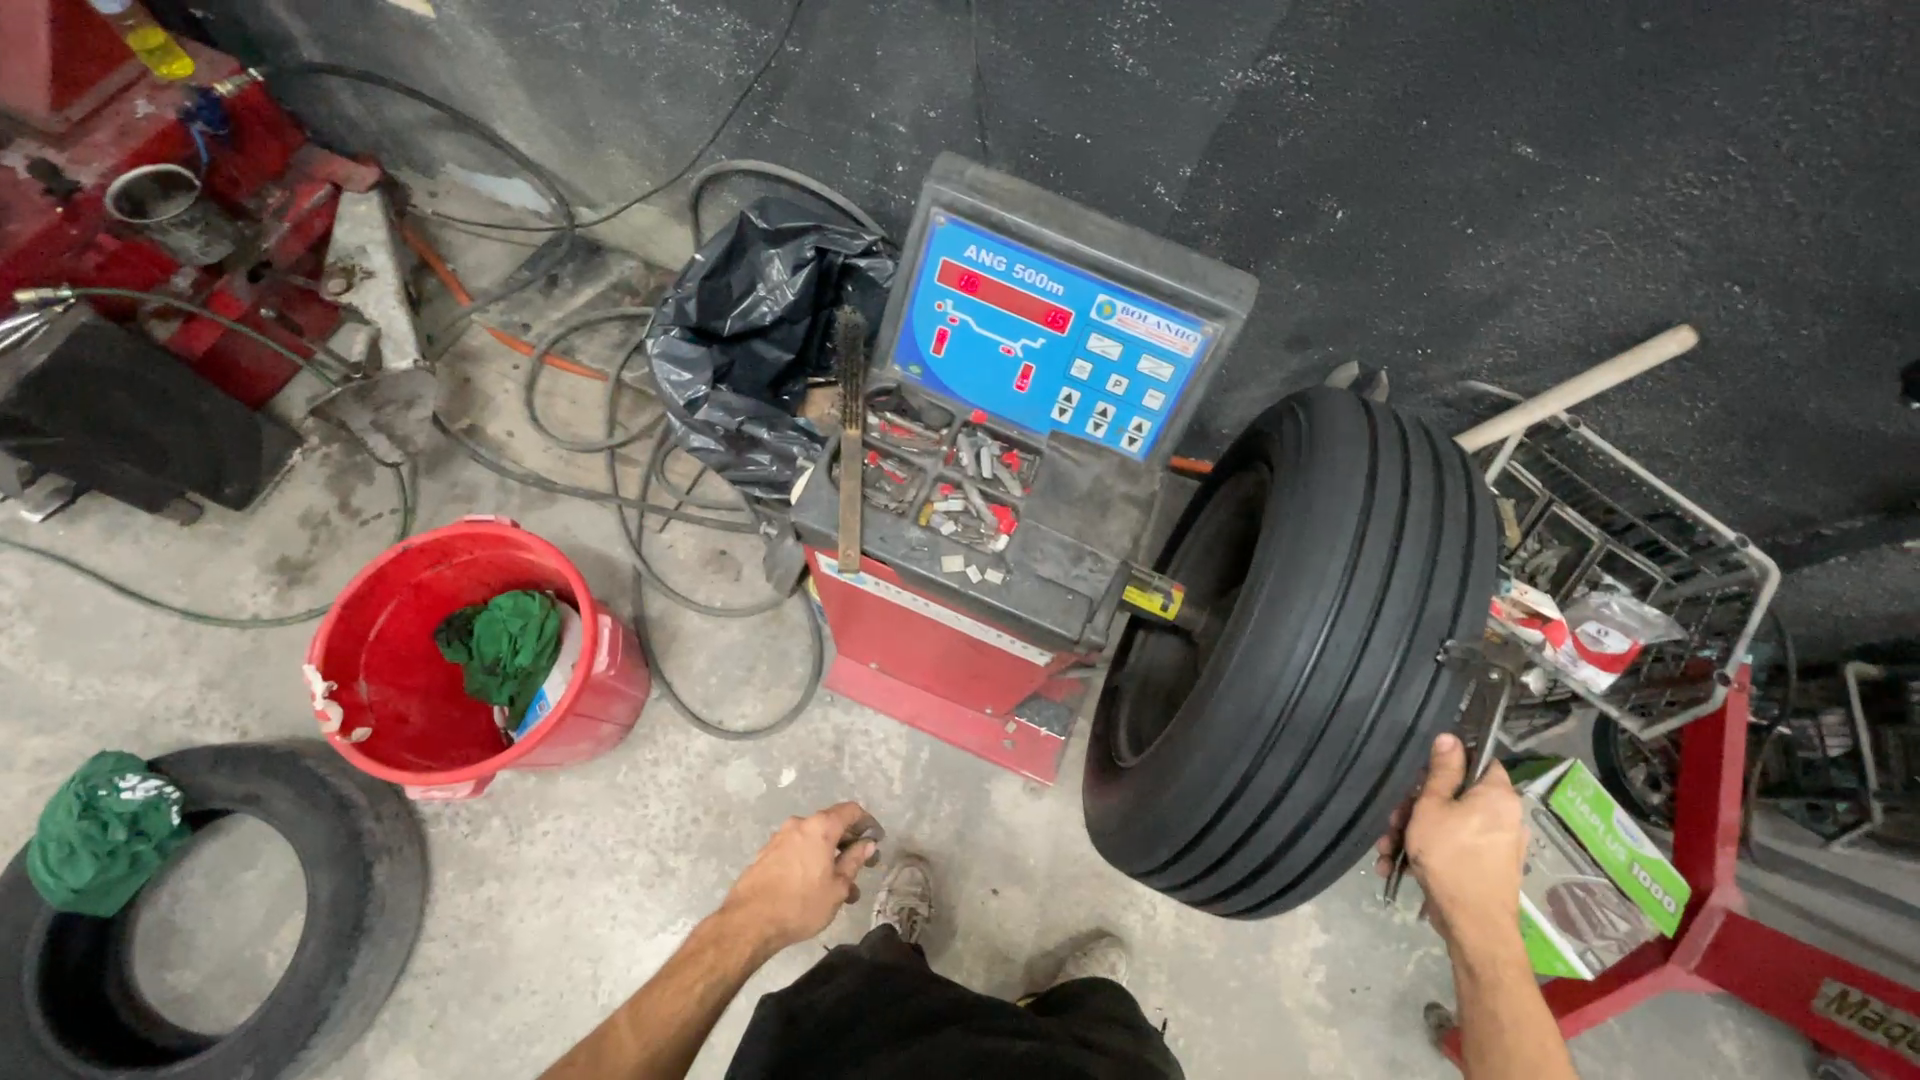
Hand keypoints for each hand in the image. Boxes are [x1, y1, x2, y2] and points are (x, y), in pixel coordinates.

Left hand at [720, 802, 879, 952]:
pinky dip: (809, 862)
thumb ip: (854, 861)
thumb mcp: (837, 887)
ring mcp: (779, 838)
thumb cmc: (801, 904)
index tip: (875, 840)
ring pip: (813, 842)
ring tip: (837, 889)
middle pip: (831, 825)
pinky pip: (796, 851)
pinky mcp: (766, 854)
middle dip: (848, 845)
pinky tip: (813, 888)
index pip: (850, 811)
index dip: (867, 822)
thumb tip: (866, 844)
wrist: (749, 922)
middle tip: (859, 868)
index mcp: (820, 827)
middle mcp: (799, 825)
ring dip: (828, 858)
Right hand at [1375, 733, 1526, 947]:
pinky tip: (1397, 865)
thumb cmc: (1450, 855)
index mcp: (1497, 796)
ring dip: (1412, 832)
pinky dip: (1426, 852)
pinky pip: (1453, 847)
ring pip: (1448, 824)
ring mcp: (1496, 844)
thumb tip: (1451, 737)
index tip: (1421, 779)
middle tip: (1394, 820)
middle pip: (1455, 796)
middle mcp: (1504, 817)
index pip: (1480, 761)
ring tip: (1387, 850)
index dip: (1448, 764)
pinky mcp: (1485, 867)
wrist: (1472, 923)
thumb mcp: (1433, 807)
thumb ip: (1440, 772)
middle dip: (1415, 807)